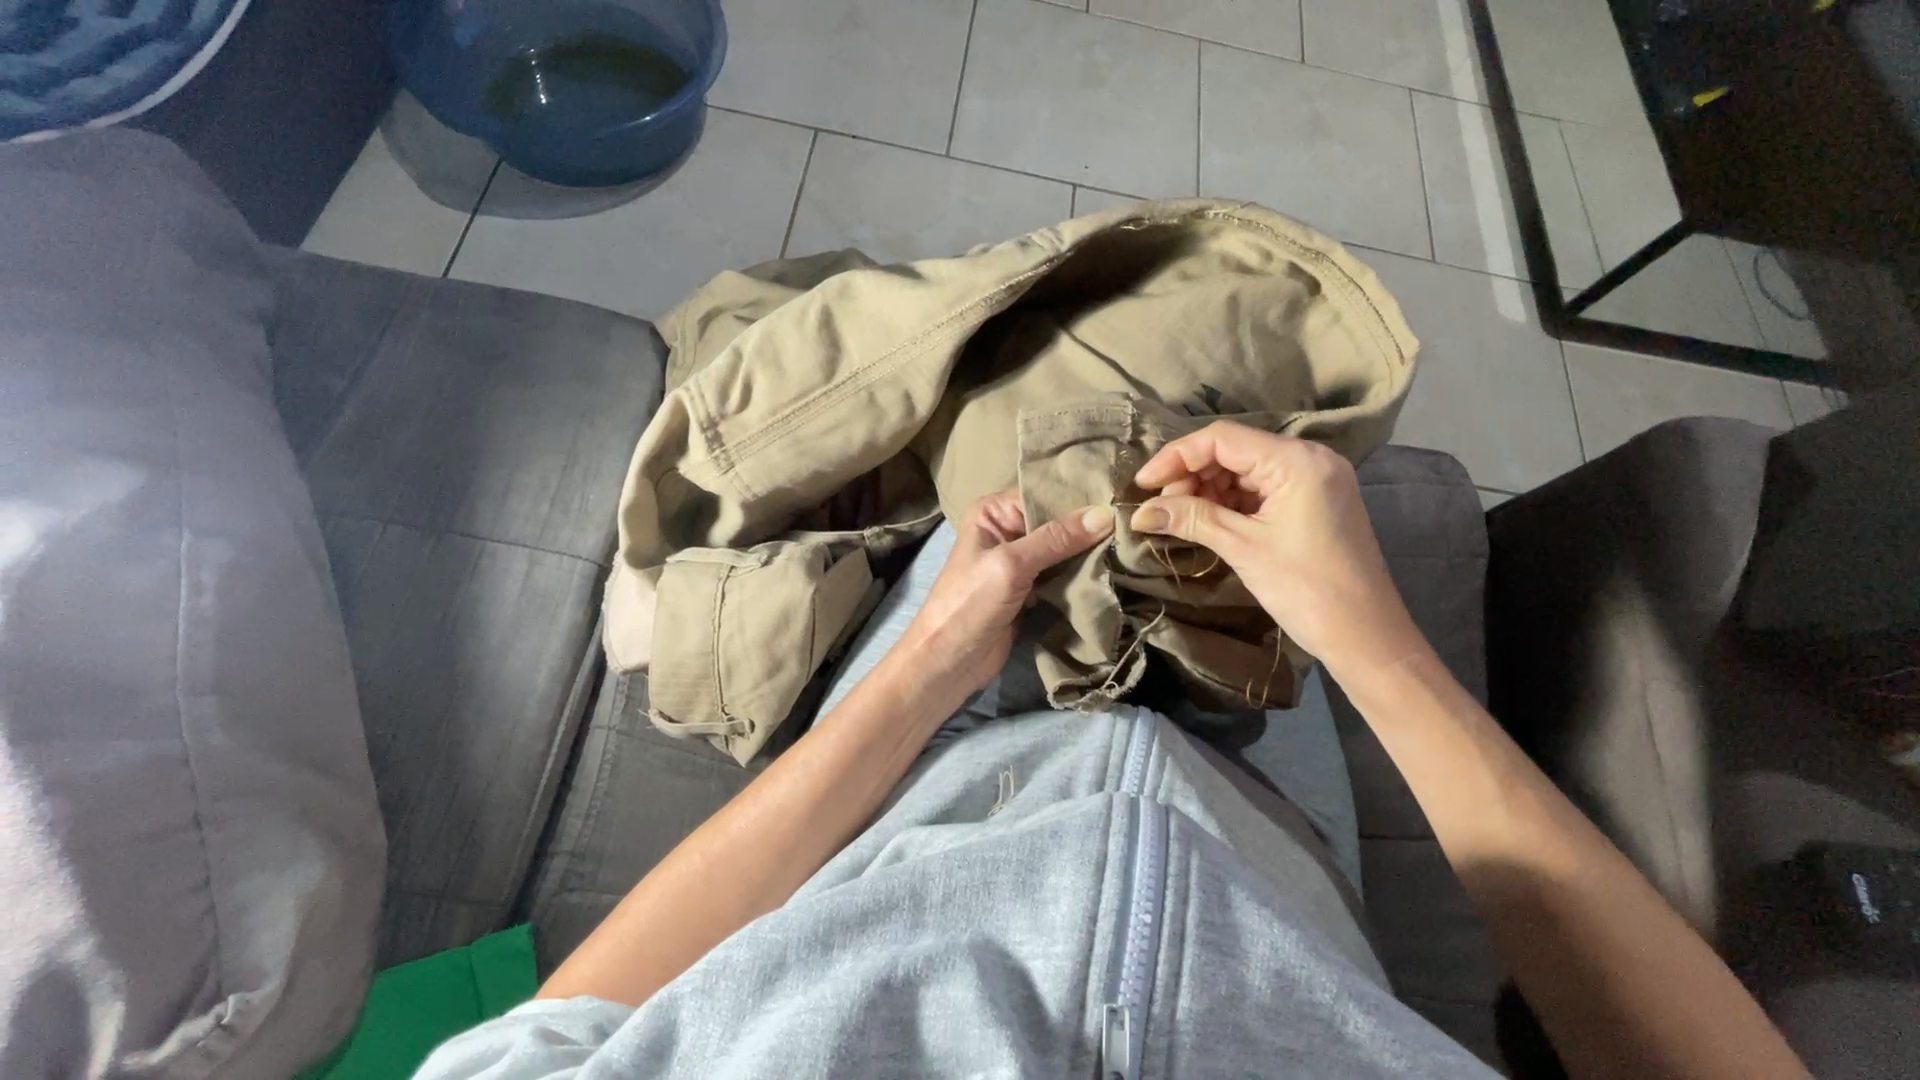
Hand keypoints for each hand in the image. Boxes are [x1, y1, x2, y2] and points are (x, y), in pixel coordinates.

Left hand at [897, 492, 1113, 702]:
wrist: (949, 663)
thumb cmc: (969, 605)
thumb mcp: (1011, 565)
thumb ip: (1056, 539)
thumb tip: (1106, 514)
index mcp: (994, 512)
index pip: (1045, 495)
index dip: (1080, 499)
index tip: (1123, 499)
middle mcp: (1007, 531)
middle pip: (1058, 523)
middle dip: (1091, 529)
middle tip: (1135, 528)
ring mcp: (1020, 563)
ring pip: (1065, 551)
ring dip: (1091, 555)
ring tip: (1132, 549)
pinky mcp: (1032, 591)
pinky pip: (1063, 576)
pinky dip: (1082, 578)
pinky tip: (1114, 573)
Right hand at [1128, 422, 1428, 680]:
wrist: (1366, 635)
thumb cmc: (1306, 589)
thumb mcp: (1243, 548)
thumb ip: (1191, 519)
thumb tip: (1140, 513)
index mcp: (1297, 460)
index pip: (1222, 439)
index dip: (1176, 457)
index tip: (1142, 485)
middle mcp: (1308, 457)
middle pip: (1233, 450)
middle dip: (1191, 475)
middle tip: (1161, 509)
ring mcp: (1314, 479)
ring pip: (1244, 470)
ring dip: (1208, 490)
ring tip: (1180, 519)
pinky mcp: (1313, 500)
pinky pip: (1261, 488)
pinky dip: (1230, 502)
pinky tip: (1206, 521)